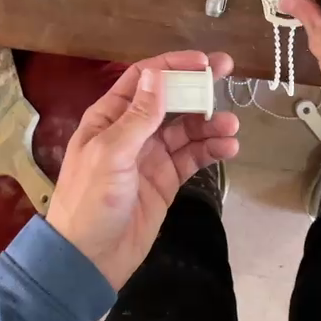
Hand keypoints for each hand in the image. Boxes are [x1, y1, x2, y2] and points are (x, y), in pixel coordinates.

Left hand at [47, 51, 240, 289]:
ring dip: (209, 123)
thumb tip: (156, 74)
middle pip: (170, 98)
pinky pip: (191, 157)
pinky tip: (228, 148)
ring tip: (232, 126)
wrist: (89, 259)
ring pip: (186, 128)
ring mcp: (151, 155)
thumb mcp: (111, 153)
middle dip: (197, 86)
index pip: (144, 78)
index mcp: (110, 117)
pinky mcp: (166, 180)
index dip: (171, 66)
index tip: (201, 61)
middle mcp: (132, 130)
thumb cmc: (90, 199)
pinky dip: (210, 150)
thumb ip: (138, 116)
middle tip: (227, 70)